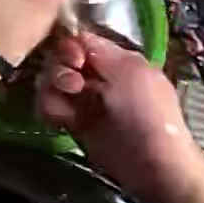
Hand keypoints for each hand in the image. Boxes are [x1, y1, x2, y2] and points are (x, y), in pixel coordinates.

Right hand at [37, 31, 203, 202]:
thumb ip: (98, 49)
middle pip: (59, 58)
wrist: (153, 166)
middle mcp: (96, 75)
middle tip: (74, 86)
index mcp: (115, 59)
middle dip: (59, 69)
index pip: (79, 40)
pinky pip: (50, 106)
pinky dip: (50, 109)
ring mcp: (83, 99)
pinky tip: (62, 121)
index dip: (70, 46)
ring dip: (52, 90)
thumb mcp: (129, 71)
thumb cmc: (147, 113)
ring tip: (67, 108)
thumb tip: (73, 37)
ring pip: (50, 81)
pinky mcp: (73, 122)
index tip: (75, 60)